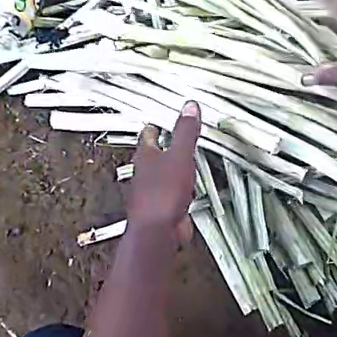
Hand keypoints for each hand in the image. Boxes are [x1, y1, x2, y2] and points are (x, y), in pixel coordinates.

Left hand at [127, 102, 201, 236]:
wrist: (158, 231)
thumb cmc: (164, 192)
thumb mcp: (180, 155)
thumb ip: (185, 131)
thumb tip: (190, 106)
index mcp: (145, 155)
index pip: (148, 134)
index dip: (157, 125)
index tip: (165, 118)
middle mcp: (145, 172)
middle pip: (154, 154)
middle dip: (165, 146)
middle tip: (178, 136)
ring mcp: (153, 191)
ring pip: (163, 173)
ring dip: (174, 167)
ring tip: (187, 160)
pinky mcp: (163, 207)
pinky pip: (173, 192)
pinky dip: (182, 188)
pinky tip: (191, 189)